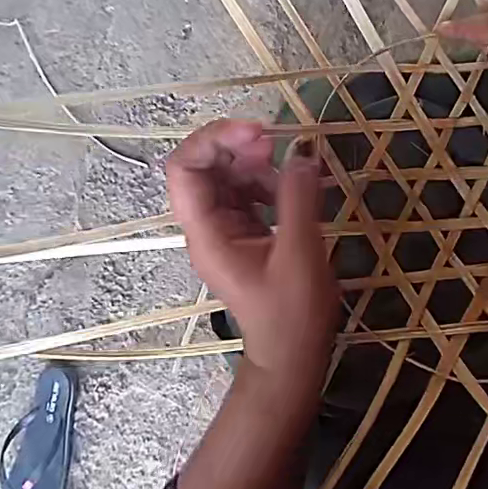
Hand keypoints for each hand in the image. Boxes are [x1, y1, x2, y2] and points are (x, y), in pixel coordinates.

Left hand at [165, 119, 337, 385]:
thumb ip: (299, 200)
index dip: (214, 140)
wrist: (292, 355)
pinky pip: (246, 194)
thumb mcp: (300, 255)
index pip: (184, 170)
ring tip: (291, 166)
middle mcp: (207, 227)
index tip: (257, 132)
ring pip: (226, 178)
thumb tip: (303, 155)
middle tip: (275, 142)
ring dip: (255, 163)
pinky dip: (268, 181)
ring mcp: (225, 230)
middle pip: (203, 168)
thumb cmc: (292, 314)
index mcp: (206, 233)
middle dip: (235, 146)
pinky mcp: (244, 234)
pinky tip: (294, 186)